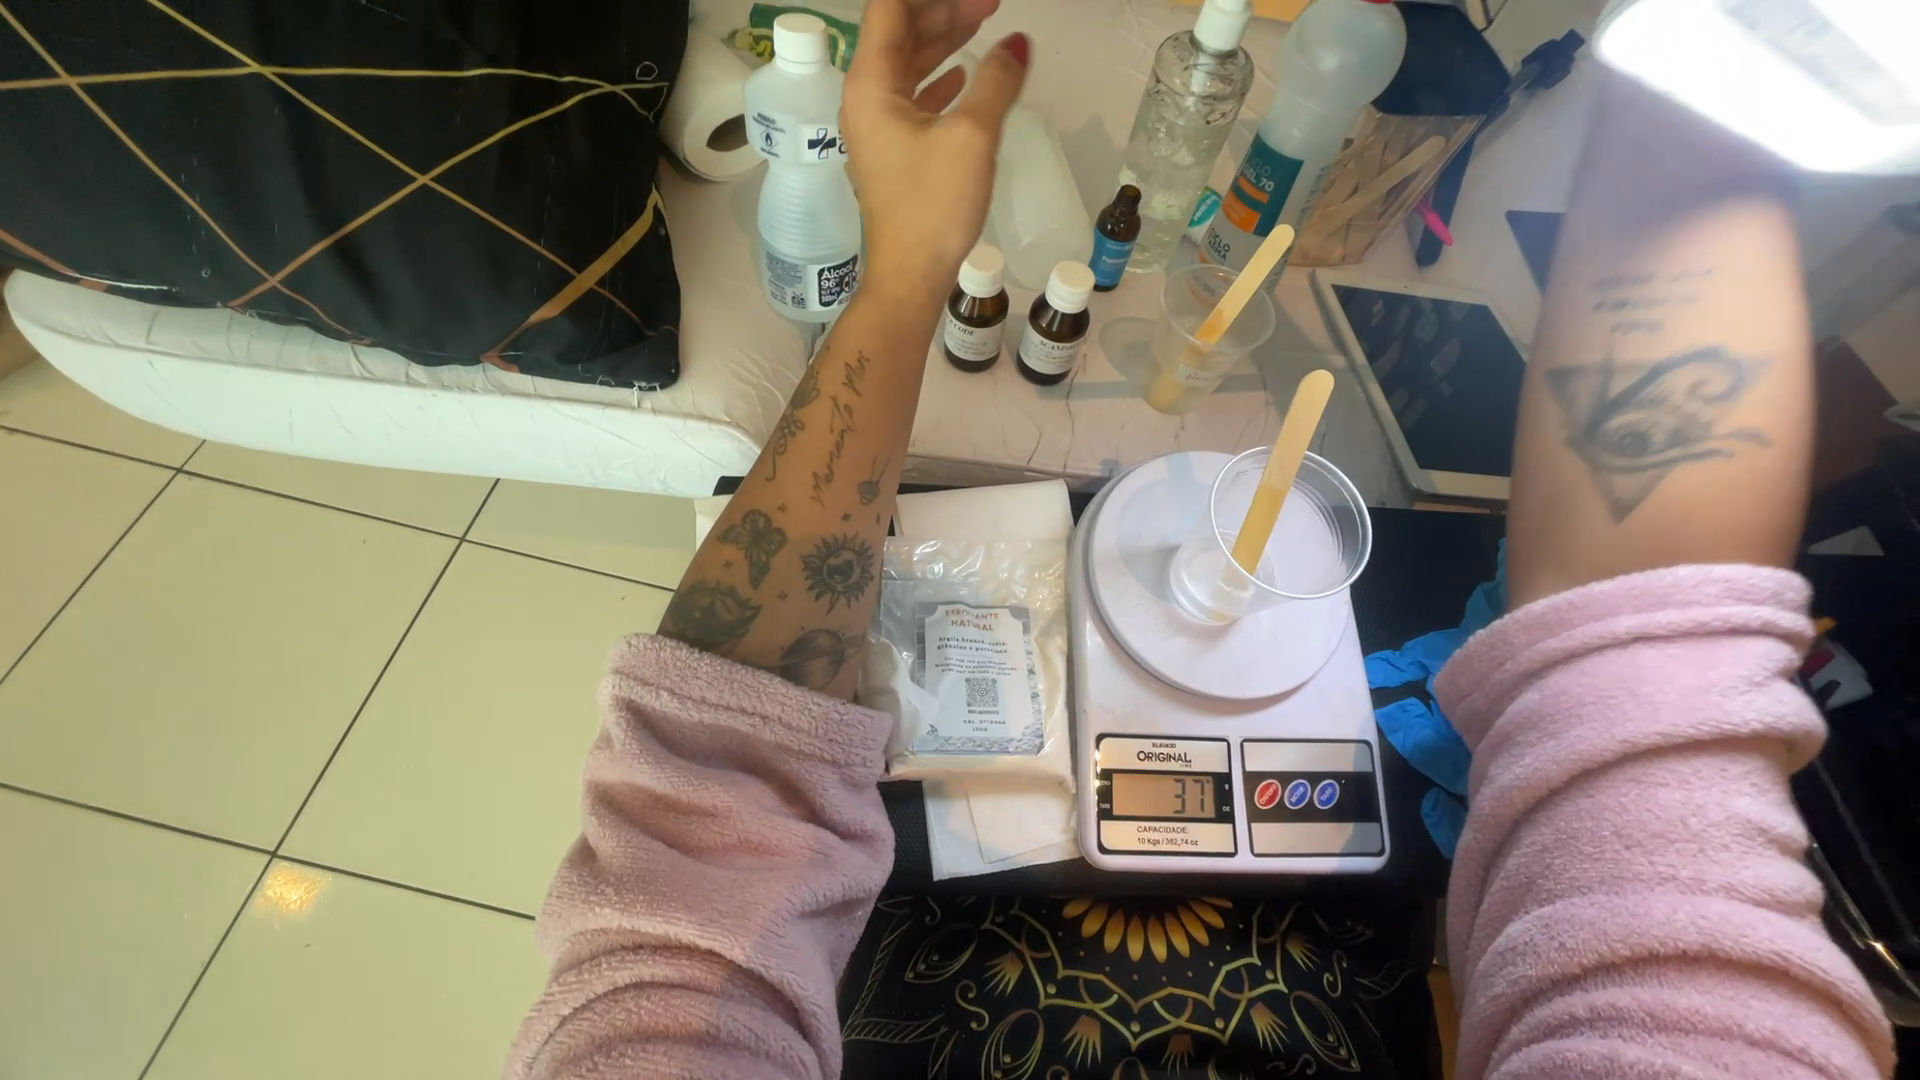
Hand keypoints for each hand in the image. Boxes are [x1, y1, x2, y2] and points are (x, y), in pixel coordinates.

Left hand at [842, 0, 1028, 300]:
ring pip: (907, 67)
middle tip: (991, 5)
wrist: (910, 276)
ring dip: (943, 44)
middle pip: (899, 33)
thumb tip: (1019, 44)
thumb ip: (996, 81)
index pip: (890, 7)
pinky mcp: (891, 155)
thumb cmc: (934, 206)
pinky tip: (961, 78)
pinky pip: (912, 100)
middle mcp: (865, 100)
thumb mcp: (972, 138)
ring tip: (983, 28)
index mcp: (871, 84)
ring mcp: (876, 130)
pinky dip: (937, 82)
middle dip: (944, 12)